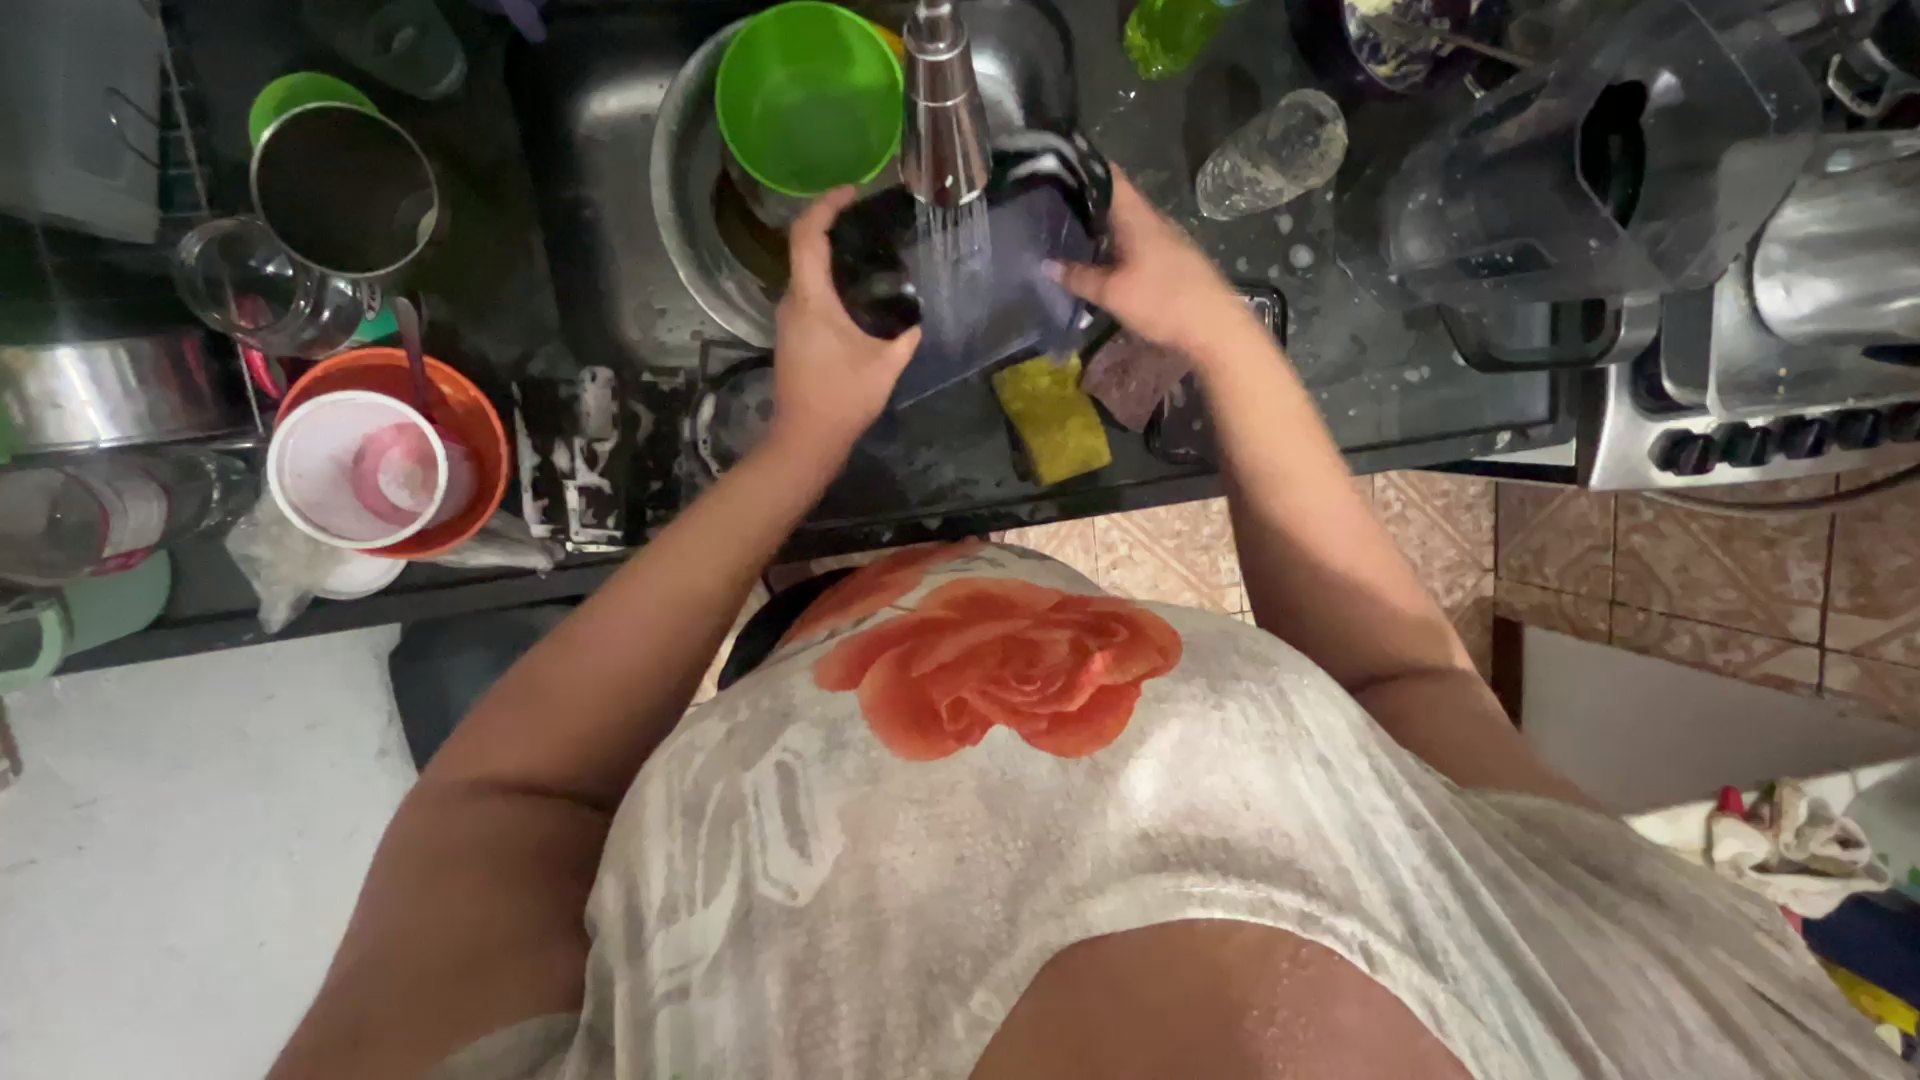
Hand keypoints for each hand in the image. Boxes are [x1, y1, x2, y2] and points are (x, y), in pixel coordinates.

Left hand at [768, 186, 922, 462]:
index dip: (826, 206)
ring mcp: (787, 320)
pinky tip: (855, 290)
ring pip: (803, 272)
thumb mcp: (885, 366)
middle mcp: (792, 302)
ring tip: (866, 250)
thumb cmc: (842, 400)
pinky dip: (827, 280)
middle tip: (866, 219)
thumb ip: (905, 337)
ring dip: (828, 255)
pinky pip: (806, 293)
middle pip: (802, 248)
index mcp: (811, 300)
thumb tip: (917, 322)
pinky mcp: (791, 335)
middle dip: (830, 225)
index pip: (807, 236)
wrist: (805, 439)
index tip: (852, 192)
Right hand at [1050, 171, 1255, 364]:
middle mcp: (1152, 219)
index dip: (1082, 166)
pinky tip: (1099, 258)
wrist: (1214, 327)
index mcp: (1137, 216)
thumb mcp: (1112, 293)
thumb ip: (1079, 277)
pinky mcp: (1170, 259)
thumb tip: (1046, 265)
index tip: (1054, 166)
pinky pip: (1134, 241)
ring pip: (1125, 222)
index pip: (1108, 175)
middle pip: (1115, 199)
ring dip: (1100, 225)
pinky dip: (1113, 244)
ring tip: (1066, 231)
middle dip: (1085, 199)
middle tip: (1049, 204)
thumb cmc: (1162, 301)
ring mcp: (1164, 239)